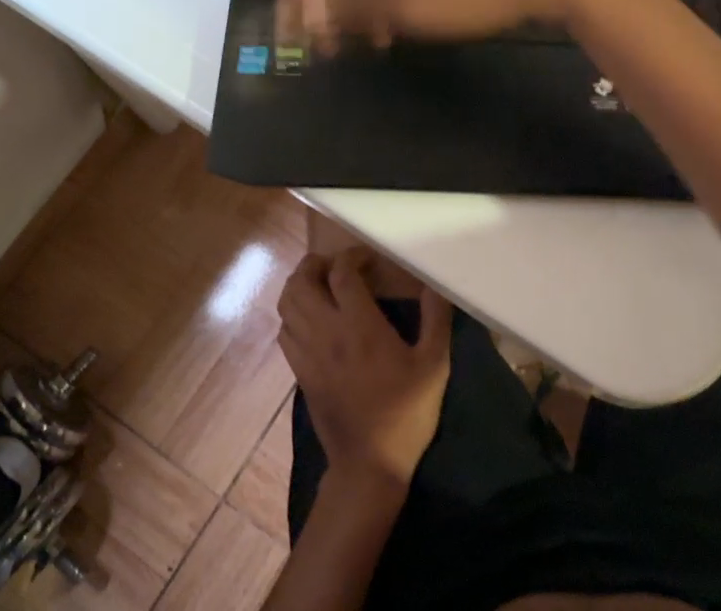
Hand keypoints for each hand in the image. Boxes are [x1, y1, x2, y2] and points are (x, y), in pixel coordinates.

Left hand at [276, 249, 454, 486]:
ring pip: (287, 305)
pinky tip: (312, 320)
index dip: (351, 256)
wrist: (369, 464)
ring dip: (299, 286)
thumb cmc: (407, 413)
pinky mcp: (300, 373)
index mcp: (360, 326)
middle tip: (336, 266)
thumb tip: (434, 285)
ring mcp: (308, 353)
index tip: (368, 259)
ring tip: (321, 287)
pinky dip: (293, 315)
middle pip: (301, 282)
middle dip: (315, 264)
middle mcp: (327, 333)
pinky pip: (285, 331)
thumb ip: (435, 320)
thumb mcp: (434, 365)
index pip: (341, 273)